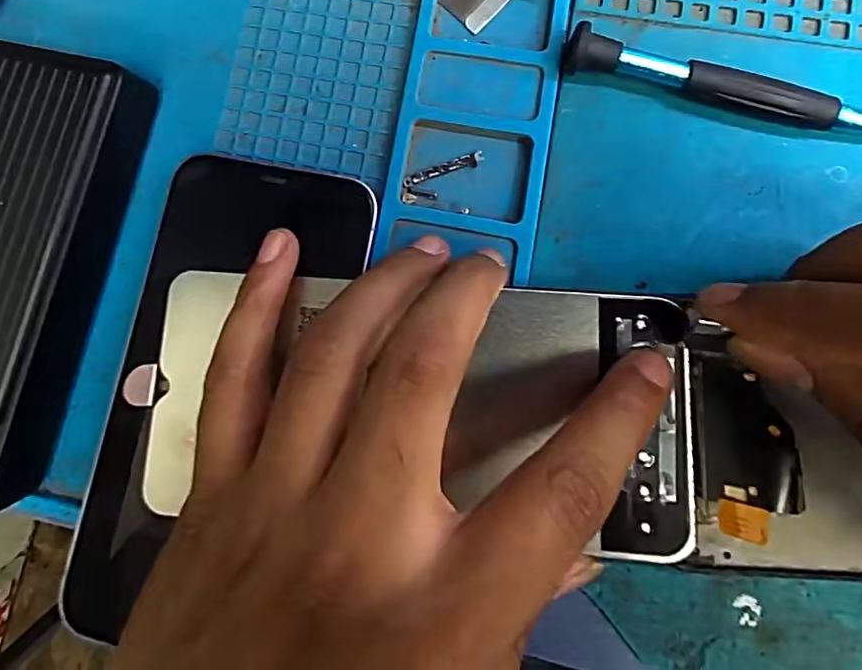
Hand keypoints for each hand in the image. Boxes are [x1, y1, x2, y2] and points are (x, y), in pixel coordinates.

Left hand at [117, 232, 673, 668]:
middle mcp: (358, 535)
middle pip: (423, 376)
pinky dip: (256, 302)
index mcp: (441, 612)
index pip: (558, 495)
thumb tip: (573, 550)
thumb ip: (520, 616)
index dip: (616, 421)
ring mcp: (275, 500)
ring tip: (421, 252)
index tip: (646, 368)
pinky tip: (279, 245)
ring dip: (384, 286)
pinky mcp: (215, 491)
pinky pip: (235, 376)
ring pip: (333, 354)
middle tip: (486, 268)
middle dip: (464, 302)